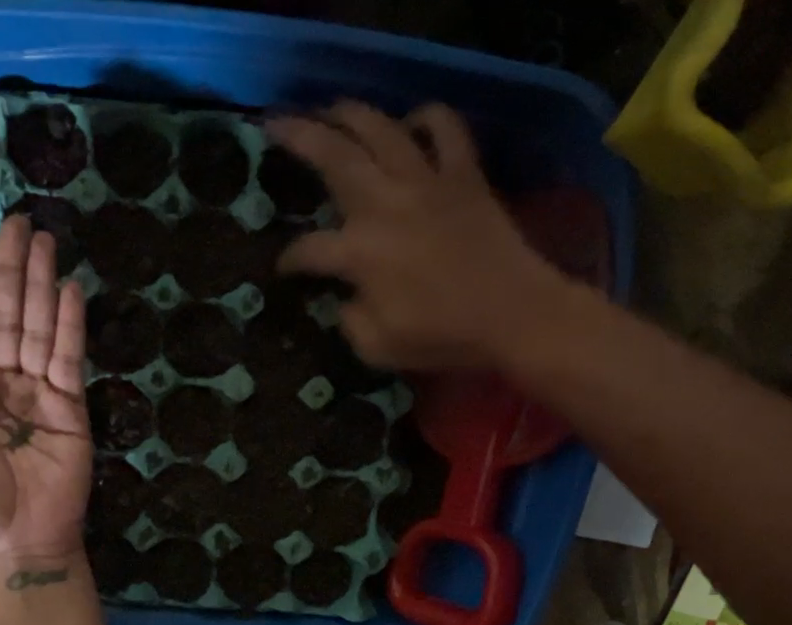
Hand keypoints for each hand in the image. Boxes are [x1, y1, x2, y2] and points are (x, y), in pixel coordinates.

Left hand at [0, 217, 90, 572]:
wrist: (17, 542)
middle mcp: (1, 381)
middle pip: (5, 316)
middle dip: (8, 271)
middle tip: (16, 224)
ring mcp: (37, 392)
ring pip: (37, 328)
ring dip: (40, 285)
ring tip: (44, 242)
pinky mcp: (71, 406)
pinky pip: (68, 359)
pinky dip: (69, 326)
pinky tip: (69, 291)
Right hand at [268, 102, 574, 370]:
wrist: (515, 315)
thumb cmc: (444, 337)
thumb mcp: (377, 347)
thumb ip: (349, 319)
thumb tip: (345, 298)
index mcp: (358, 253)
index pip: (308, 250)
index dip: (290, 261)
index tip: (285, 271)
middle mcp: (385, 205)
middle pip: (333, 157)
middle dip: (298, 137)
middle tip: (275, 124)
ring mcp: (426, 182)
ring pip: (381, 129)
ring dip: (351, 113)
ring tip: (331, 109)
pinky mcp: (464, 175)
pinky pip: (446, 129)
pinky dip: (428, 118)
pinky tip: (412, 123)